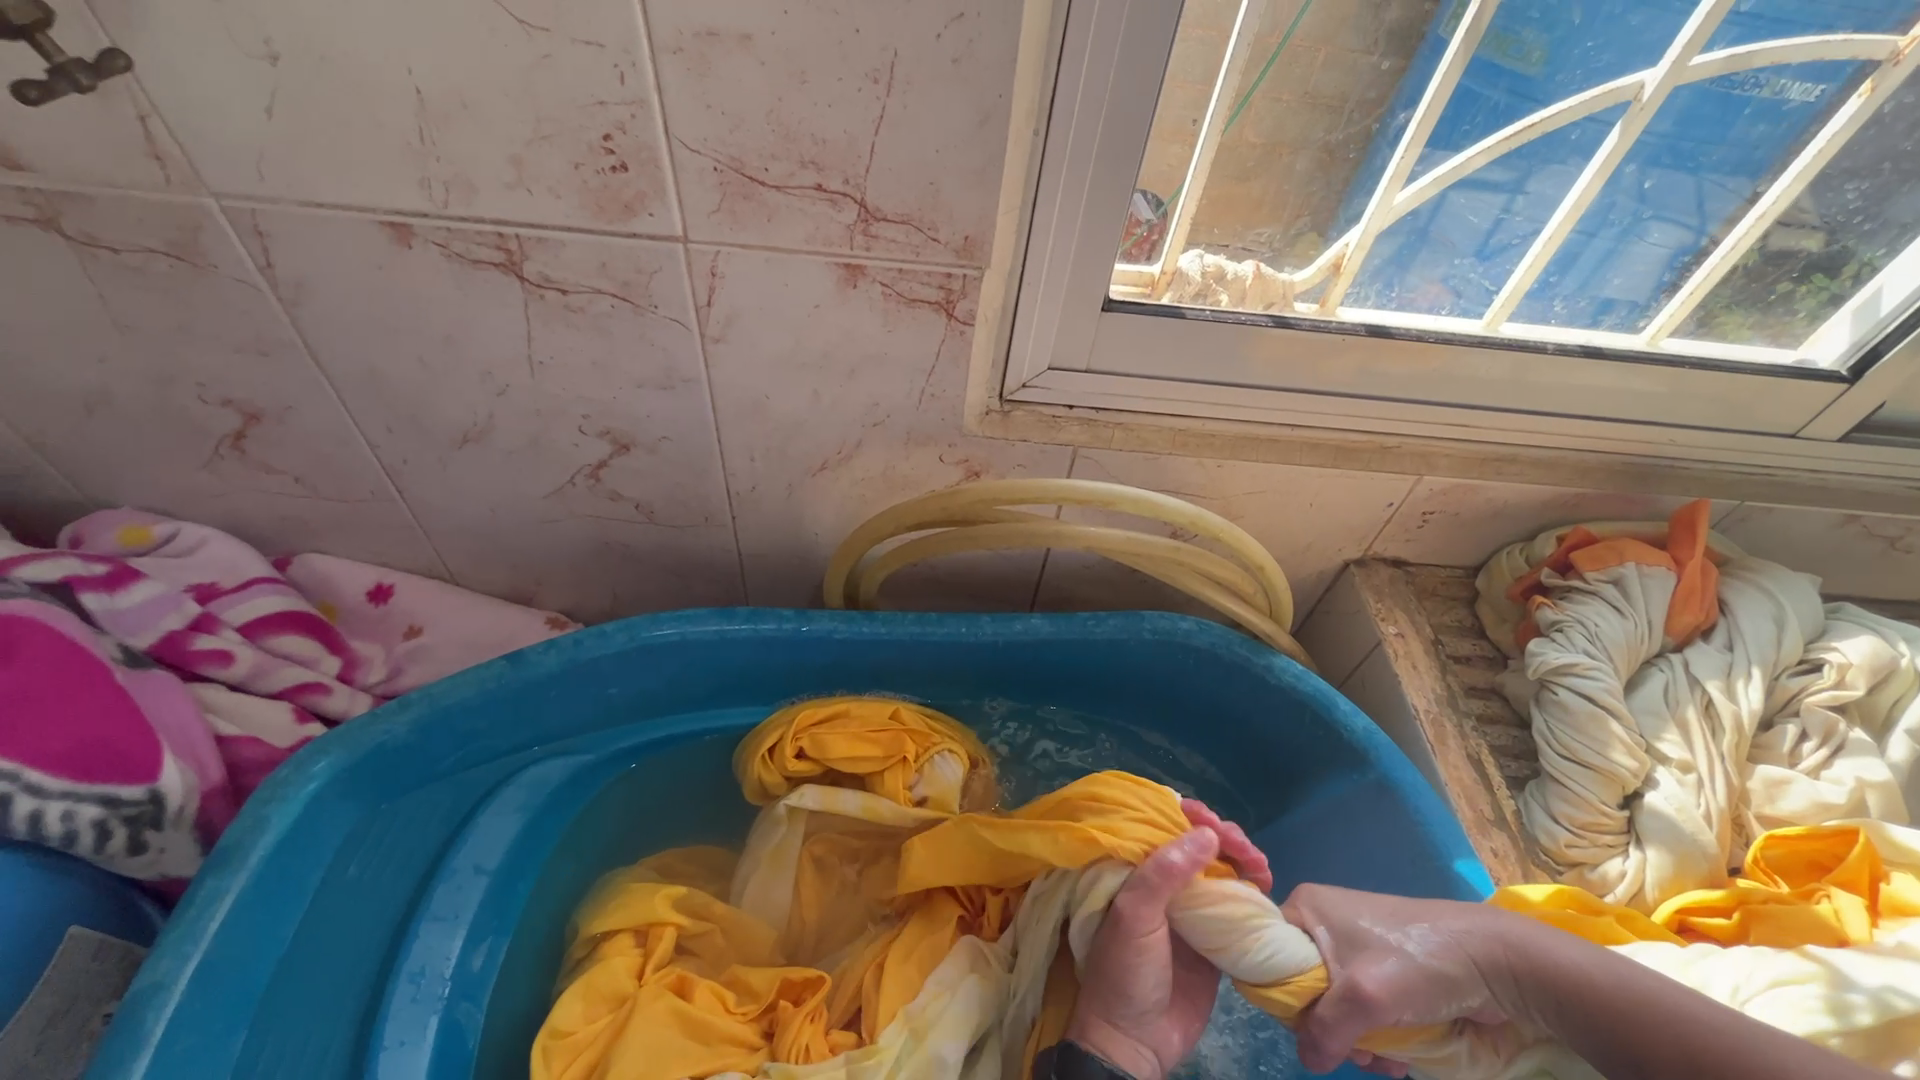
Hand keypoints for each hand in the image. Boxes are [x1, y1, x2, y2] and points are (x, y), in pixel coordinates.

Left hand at [1065, 801, 1272, 1079]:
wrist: (1137, 1041)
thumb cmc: (1125, 972)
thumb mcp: (1133, 916)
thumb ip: (1164, 873)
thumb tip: (1206, 833)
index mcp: (1135, 873)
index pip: (1162, 829)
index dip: (1187, 817)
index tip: (1209, 817)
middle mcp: (1163, 885)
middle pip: (1197, 846)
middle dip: (1223, 836)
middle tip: (1242, 845)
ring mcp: (1191, 911)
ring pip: (1221, 870)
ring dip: (1242, 857)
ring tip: (1259, 862)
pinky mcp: (1215, 938)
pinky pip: (1237, 904)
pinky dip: (1253, 889)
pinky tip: (1265, 882)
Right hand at [1279, 885, 1541, 1076]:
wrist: (1493, 960)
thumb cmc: (1417, 961)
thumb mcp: (1362, 997)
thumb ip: (1325, 1030)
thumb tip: (1308, 1060)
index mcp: (1306, 907)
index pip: (1268, 952)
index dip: (1280, 994)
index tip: (1308, 1025)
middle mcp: (1325, 921)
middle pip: (1303, 985)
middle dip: (1328, 1027)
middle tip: (1354, 1048)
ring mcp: (1356, 945)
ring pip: (1336, 1003)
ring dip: (1356, 1039)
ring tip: (1383, 1059)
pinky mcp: (1386, 968)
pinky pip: (1364, 1007)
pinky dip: (1377, 1034)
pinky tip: (1398, 1056)